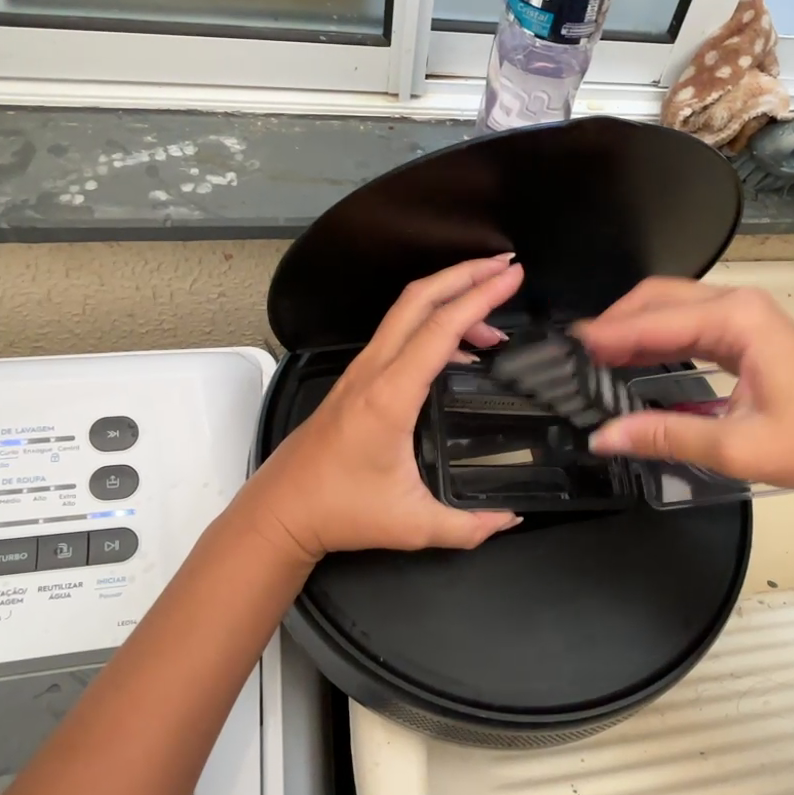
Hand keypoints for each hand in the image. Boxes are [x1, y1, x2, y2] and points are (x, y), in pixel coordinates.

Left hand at [238, 256, 524, 561]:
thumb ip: (468, 527)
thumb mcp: (411, 524)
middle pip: (419, 298)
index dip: (480, 296)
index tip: (512, 276)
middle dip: (466, 273)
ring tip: (494, 317)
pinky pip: (399, 332)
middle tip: (506, 267)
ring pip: (407, 310)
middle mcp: (373, 371)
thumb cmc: (338, 512)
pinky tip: (460, 348)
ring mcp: (361, 370)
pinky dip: (434, 322)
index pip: (441, 328)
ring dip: (450, 296)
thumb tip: (510, 519)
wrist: (281, 510)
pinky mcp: (357, 378)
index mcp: (390, 396)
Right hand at [574, 279, 793, 499]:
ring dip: (632, 327)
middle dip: (615, 322)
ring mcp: (744, 315)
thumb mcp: (734, 446)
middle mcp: (738, 305)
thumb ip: (664, 436)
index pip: (656, 320)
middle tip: (574, 353)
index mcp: (738, 320)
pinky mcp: (746, 332)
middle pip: (659, 298)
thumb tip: (602, 436)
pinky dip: (655, 337)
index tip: (567, 349)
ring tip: (592, 357)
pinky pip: (687, 323)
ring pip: (671, 307)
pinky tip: (631, 358)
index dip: (608, 334)